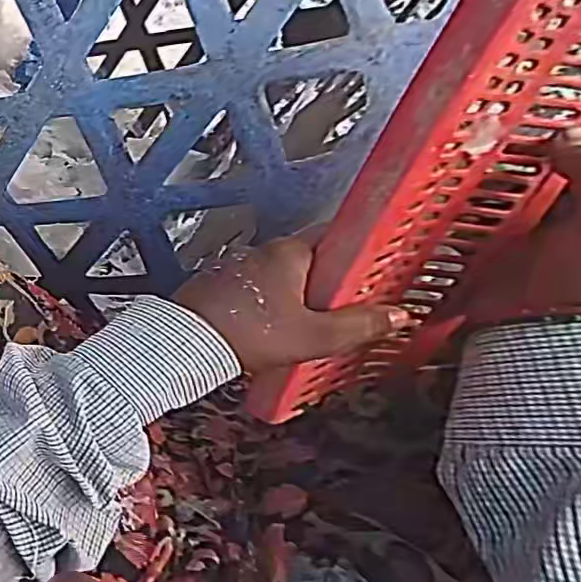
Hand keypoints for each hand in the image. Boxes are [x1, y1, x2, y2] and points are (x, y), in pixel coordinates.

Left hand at [173, 231, 406, 372]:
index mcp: (288, 252)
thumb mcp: (315, 336)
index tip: (380, 270)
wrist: (183, 345)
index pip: (336, 236)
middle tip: (351, 307)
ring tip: (313, 322)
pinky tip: (275, 325)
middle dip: (330, 281)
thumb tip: (397, 315)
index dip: (362, 252)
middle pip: (310, 260)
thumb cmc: (249, 335)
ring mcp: (233, 268)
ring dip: (298, 295)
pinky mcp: (215, 287)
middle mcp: (259, 252)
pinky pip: (255, 290)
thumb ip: (359, 324)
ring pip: (280, 277)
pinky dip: (269, 303)